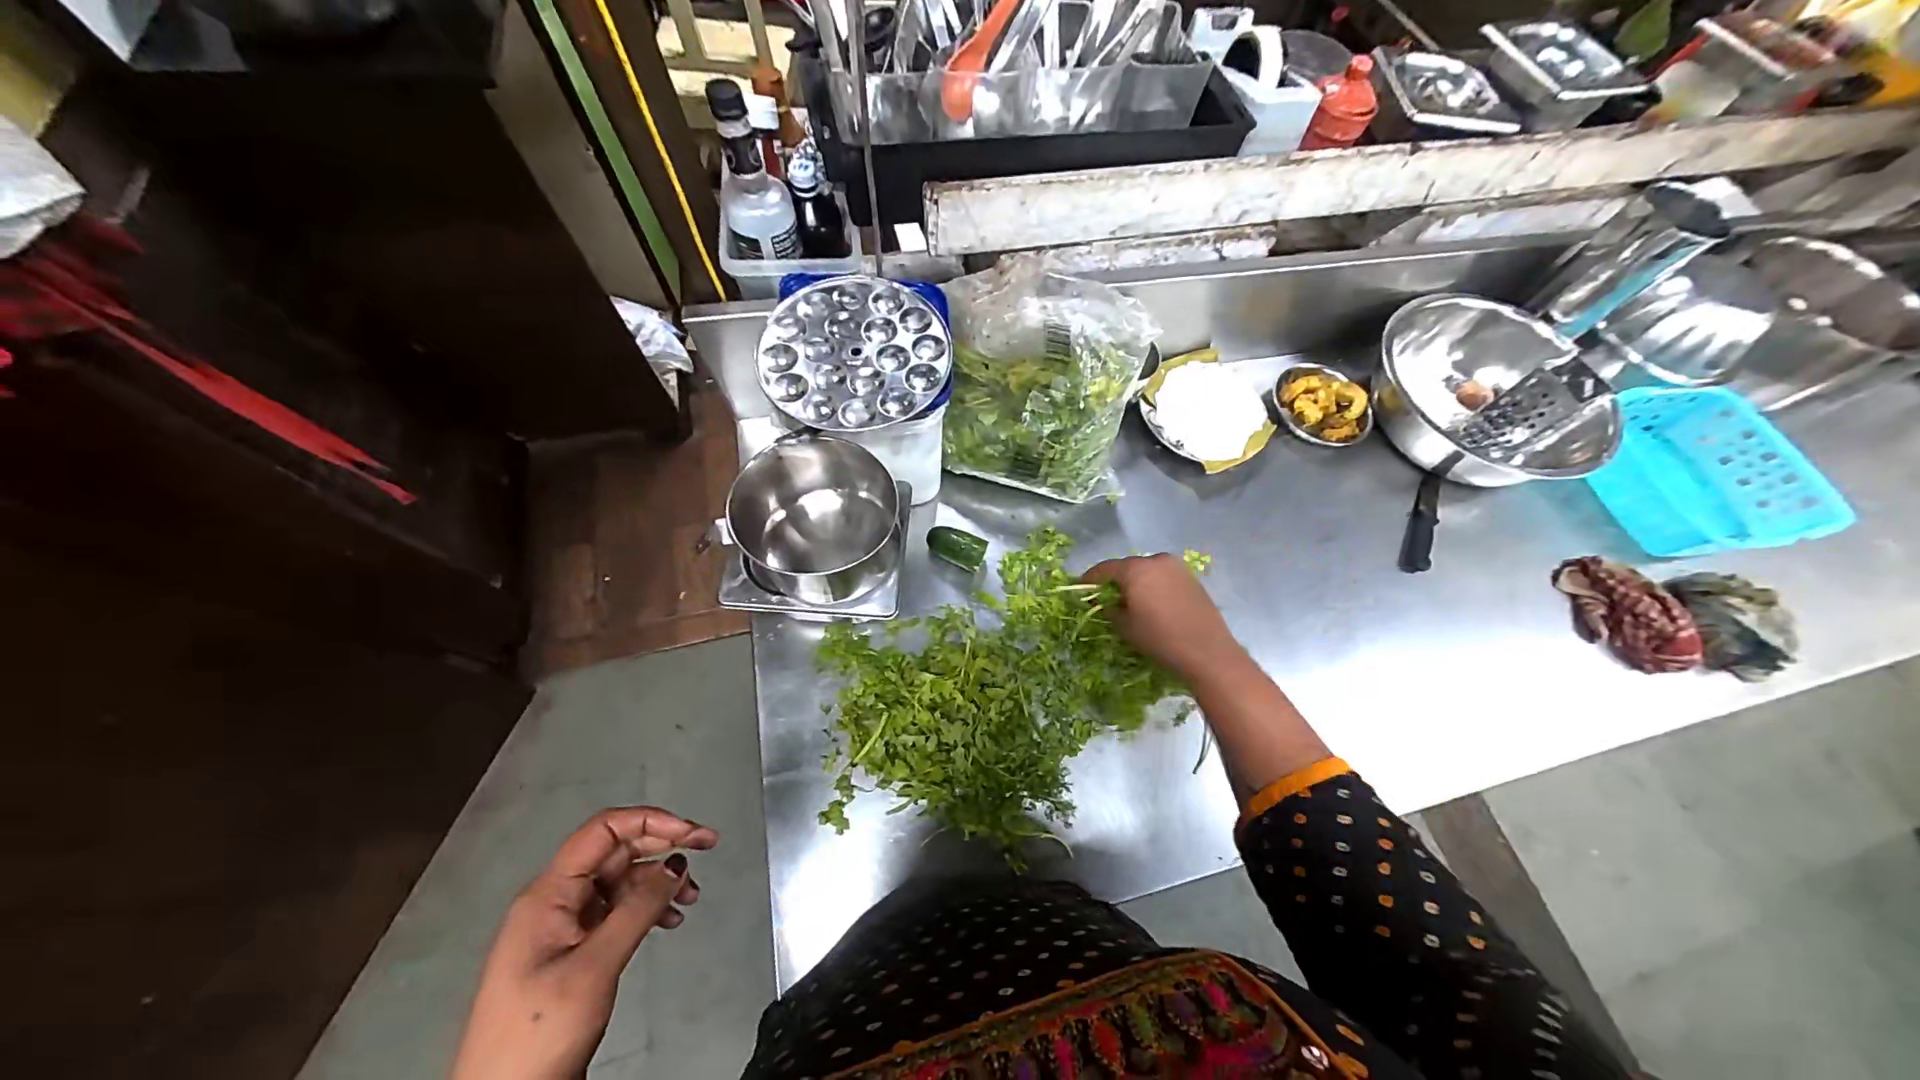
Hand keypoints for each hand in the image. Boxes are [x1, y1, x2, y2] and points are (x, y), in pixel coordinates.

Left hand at [451, 807, 717, 1079]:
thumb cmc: (535, 1038)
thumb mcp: (594, 967)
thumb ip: (637, 909)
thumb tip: (674, 865)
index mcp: (548, 895)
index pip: (603, 830)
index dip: (650, 821)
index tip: (690, 831)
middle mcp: (554, 902)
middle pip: (615, 851)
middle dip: (662, 844)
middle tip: (705, 845)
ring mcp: (563, 926)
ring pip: (620, 881)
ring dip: (659, 881)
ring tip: (690, 895)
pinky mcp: (573, 950)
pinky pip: (617, 910)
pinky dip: (647, 908)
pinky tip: (668, 919)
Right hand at [1083, 553, 1246, 684]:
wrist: (1207, 652)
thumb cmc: (1159, 638)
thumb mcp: (1125, 626)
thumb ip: (1109, 609)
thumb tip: (1105, 603)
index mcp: (1136, 569)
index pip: (1104, 569)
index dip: (1089, 580)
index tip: (1080, 591)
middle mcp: (1156, 560)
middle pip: (1126, 567)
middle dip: (1113, 581)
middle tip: (1103, 598)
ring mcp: (1177, 568)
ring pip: (1146, 571)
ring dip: (1134, 583)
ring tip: (1128, 602)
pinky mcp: (1192, 579)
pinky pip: (1163, 577)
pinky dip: (1152, 586)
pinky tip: (1151, 603)